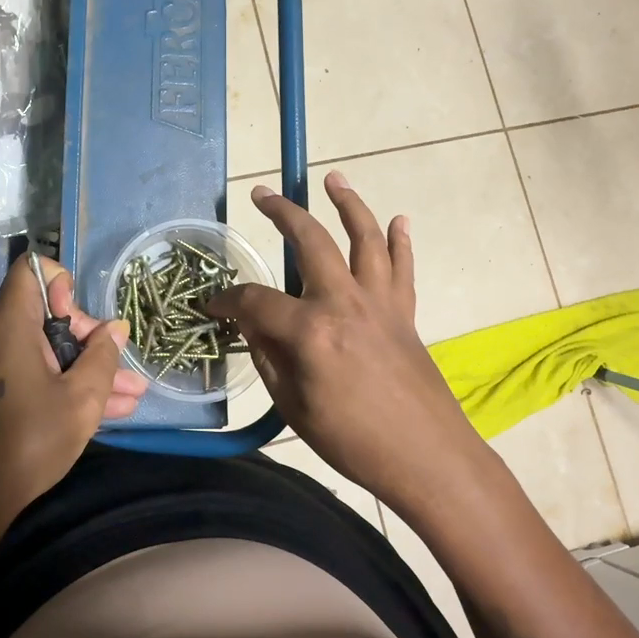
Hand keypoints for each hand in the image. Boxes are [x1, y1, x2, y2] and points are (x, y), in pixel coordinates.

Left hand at [0, 255, 147, 525]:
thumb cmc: (29, 440)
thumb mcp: (81, 399)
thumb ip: (103, 358)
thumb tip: (115, 330)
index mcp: (10, 323)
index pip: (31, 269)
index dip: (63, 283)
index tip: (79, 321)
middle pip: (46, 312)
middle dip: (89, 336)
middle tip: (118, 366)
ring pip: (48, 349)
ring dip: (88, 367)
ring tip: (133, 393)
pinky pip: (36, 371)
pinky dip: (66, 383)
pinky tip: (112, 409)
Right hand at [206, 171, 478, 513]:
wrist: (428, 458)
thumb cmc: (353, 441)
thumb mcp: (294, 407)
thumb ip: (270, 358)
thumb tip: (255, 328)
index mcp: (310, 331)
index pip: (255, 301)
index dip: (227, 302)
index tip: (211, 307)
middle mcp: (344, 302)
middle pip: (310, 241)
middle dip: (282, 212)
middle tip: (263, 194)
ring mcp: (379, 303)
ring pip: (366, 238)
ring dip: (349, 204)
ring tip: (334, 178)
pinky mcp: (405, 313)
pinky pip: (403, 267)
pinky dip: (401, 241)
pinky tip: (399, 220)